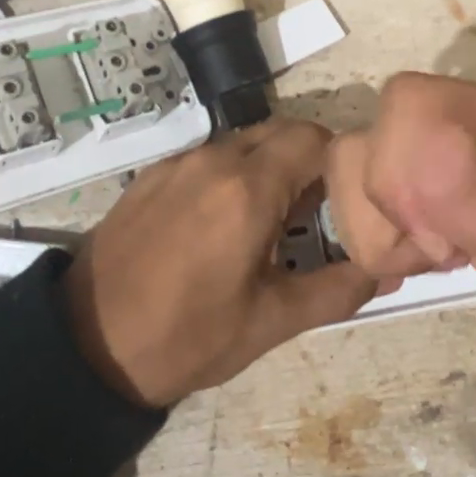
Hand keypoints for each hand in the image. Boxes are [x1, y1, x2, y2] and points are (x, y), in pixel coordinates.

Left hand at [65, 119, 381, 408]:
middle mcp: (213, 159)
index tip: (350, 199)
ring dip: (269, 167)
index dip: (341, 162)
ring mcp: (177, 163)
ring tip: (273, 222)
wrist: (87, 344)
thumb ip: (338, 289)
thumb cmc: (186, 338)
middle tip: (319, 211)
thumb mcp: (270, 322)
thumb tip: (388, 267)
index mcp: (248, 189)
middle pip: (280, 132)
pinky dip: (231, 174)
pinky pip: (208, 157)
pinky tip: (224, 224)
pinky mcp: (151, 175)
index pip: (314, 139)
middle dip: (309, 161)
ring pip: (243, 142)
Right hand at [327, 73, 475, 455]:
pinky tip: (438, 259)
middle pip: (386, 128)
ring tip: (440, 261)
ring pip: (378, 155)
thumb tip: (430, 143)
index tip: (441, 240)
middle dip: (388, 200)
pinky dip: (395, 227)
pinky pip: (396, 187)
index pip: (411, 103)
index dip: (400, 168)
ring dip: (385, 218)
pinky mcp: (466, 183)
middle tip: (442, 256)